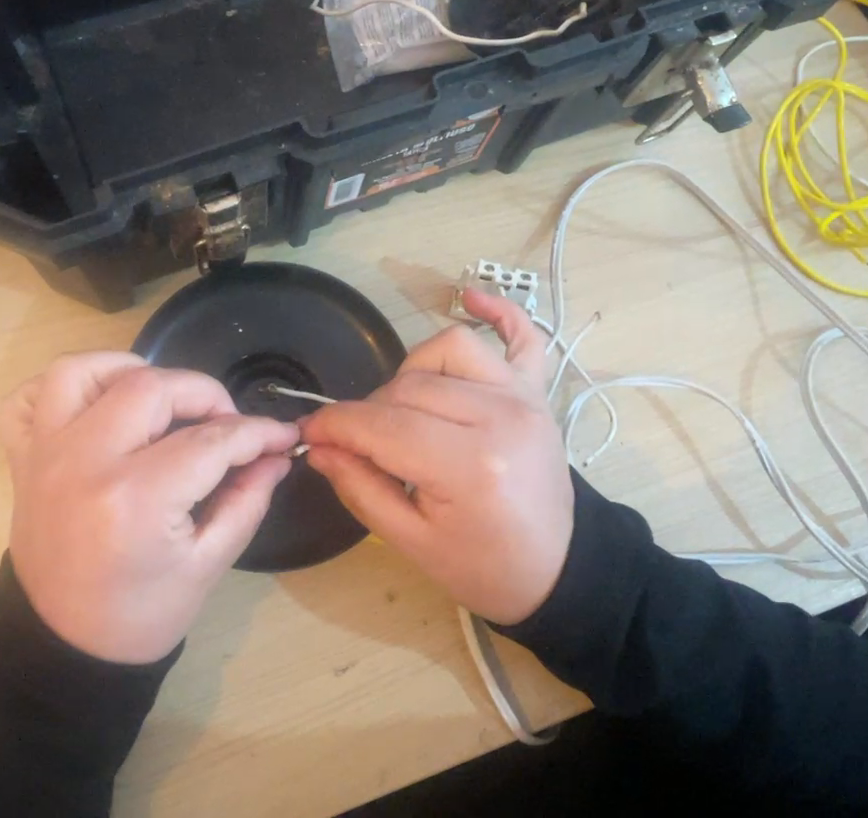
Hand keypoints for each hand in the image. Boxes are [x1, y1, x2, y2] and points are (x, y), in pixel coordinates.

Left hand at [0, 352, 296, 663]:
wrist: (64, 649)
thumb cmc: (142, 614)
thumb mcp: (208, 564)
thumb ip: (247, 500)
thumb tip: (276, 453)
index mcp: (136, 500)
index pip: (210, 441)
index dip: (256, 433)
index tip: (280, 435)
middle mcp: (85, 463)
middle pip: (150, 388)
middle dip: (203, 393)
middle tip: (225, 422)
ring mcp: (45, 456)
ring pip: (80, 372)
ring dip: (128, 370)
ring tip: (158, 398)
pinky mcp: (22, 459)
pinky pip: (26, 398)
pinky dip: (60, 386)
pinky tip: (96, 402)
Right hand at [301, 289, 573, 624]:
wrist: (559, 571)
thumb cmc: (485, 568)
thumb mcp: (412, 543)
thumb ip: (361, 488)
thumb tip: (319, 446)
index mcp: (469, 466)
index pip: (382, 425)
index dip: (336, 426)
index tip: (308, 435)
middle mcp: (499, 417)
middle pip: (408, 386)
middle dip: (367, 411)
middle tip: (356, 444)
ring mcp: (523, 398)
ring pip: (447, 350)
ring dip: (412, 371)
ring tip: (404, 409)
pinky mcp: (537, 391)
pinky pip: (521, 336)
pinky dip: (498, 312)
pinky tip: (469, 296)